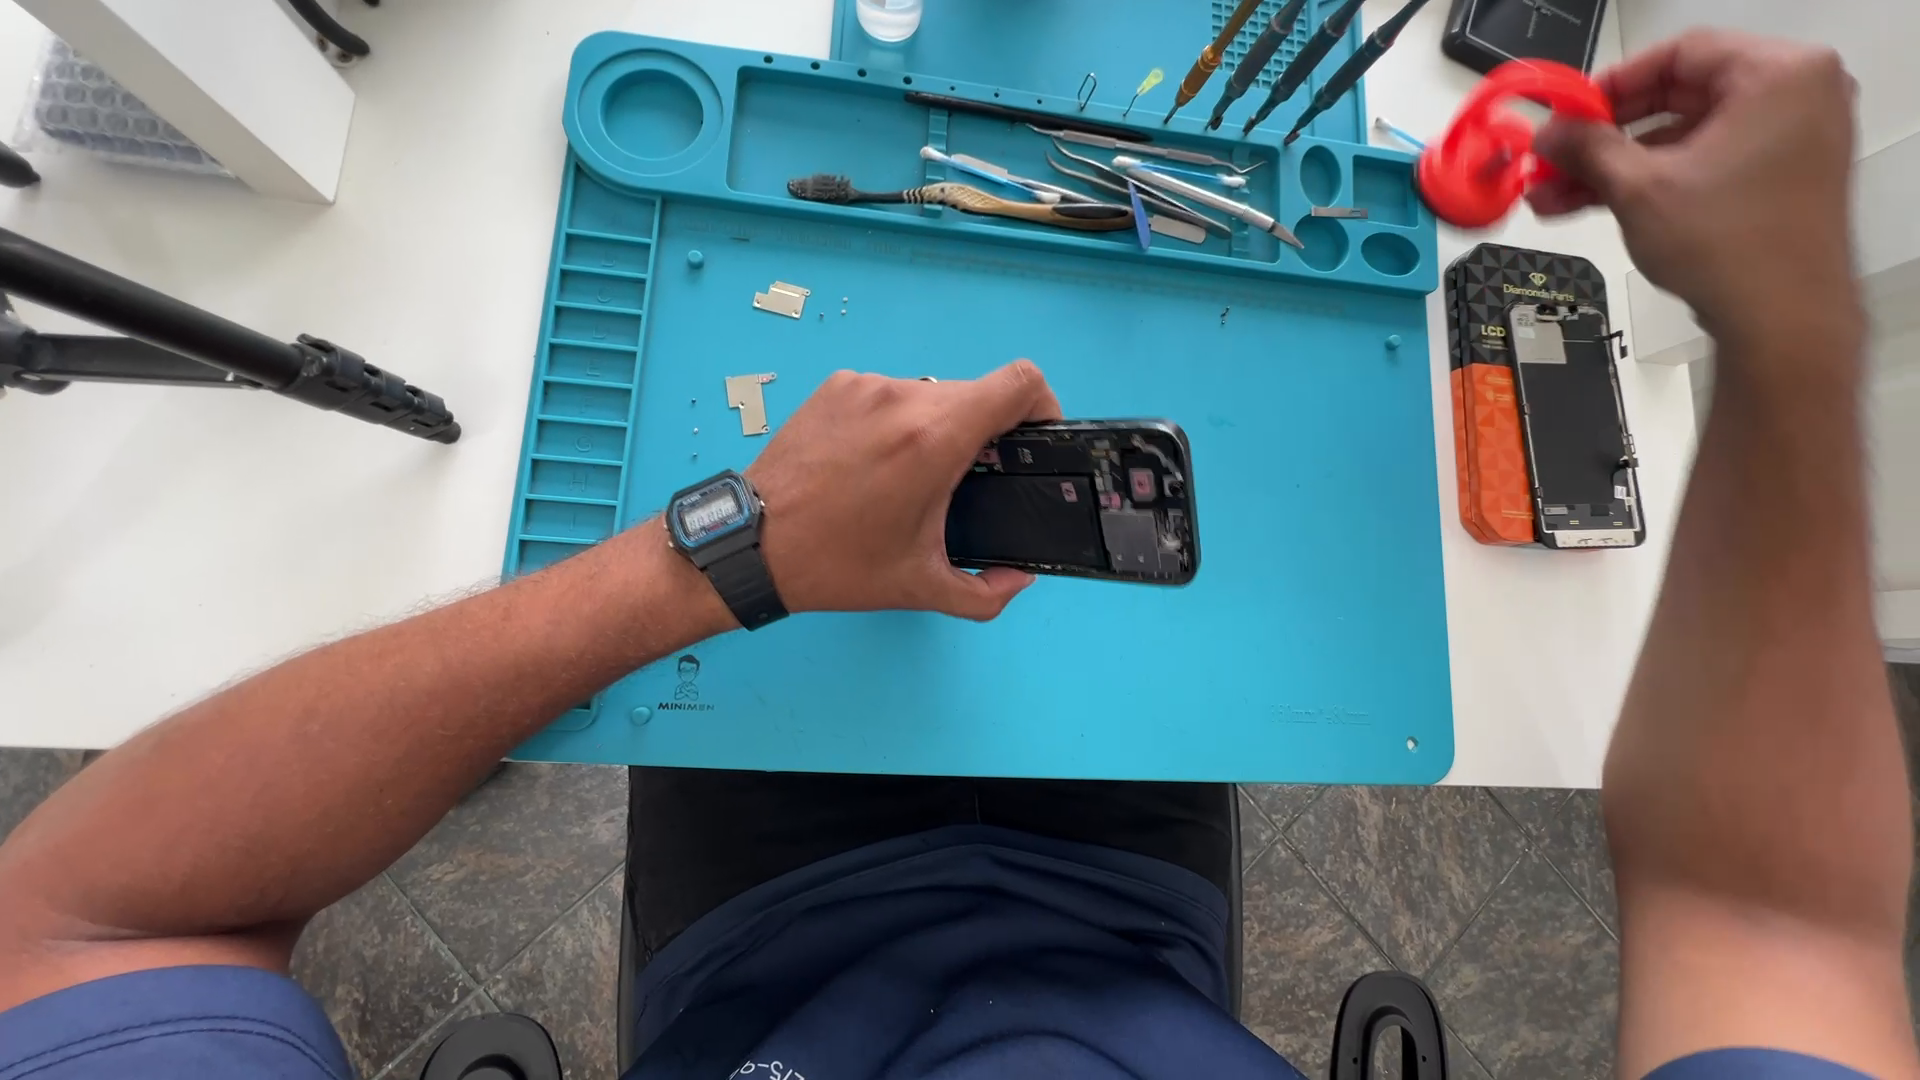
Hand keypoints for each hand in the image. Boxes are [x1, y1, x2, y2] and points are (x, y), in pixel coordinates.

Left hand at [746, 360, 1061, 620]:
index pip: (1020, 382)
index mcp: (935, 438)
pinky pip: (890, 394)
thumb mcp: (921, 587)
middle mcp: (904, 397)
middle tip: (964, 480)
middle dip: (985, 433)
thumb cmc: (838, 565)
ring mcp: (866, 385)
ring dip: (938, 428)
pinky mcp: (837, 386)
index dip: (1043, 405)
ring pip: (932, 394)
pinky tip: (873, 461)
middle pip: (977, 393)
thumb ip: (987, 593)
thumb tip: (1019, 579)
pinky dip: (897, 422)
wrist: (753, 545)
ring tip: (910, 475)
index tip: (1032, 440)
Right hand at [1527, 31, 1858, 349]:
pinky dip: (1640, 179)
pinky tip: (1588, 203)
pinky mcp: (1765, 174)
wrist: (1777, 308)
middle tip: (1549, 161)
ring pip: (1675, 135)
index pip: (1679, 53)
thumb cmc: (1728, 241)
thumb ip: (1587, 150)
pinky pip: (1691, 161)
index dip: (1611, 85)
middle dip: (1600, 135)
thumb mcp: (1637, 187)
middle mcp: (1790, 94)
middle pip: (1673, 95)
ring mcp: (1781, 136)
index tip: (1565, 117)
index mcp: (1777, 75)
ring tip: (1552, 196)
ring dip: (1608, 165)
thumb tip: (1548, 132)